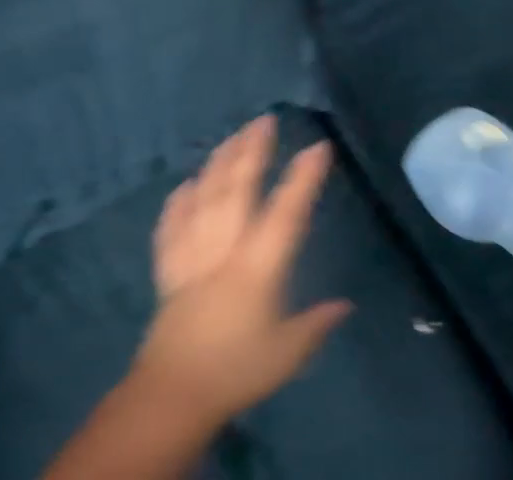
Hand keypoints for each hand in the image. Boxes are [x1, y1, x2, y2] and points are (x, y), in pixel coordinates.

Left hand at [130, 114, 350, 423]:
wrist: (174, 393)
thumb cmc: (237, 371)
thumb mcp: (288, 352)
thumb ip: (316, 323)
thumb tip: (344, 304)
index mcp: (258, 267)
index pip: (285, 212)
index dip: (303, 178)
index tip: (318, 147)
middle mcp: (224, 250)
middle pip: (237, 190)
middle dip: (251, 151)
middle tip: (263, 120)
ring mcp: (192, 256)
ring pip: (204, 198)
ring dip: (218, 164)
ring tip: (231, 137)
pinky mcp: (168, 270)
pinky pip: (171, 227)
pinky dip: (178, 202)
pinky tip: (184, 184)